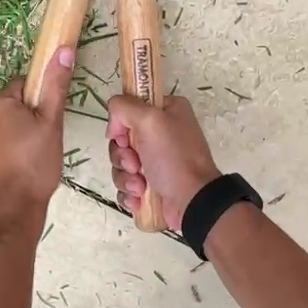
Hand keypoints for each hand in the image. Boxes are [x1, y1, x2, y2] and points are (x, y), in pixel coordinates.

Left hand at [0, 46, 73, 233]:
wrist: (10, 213)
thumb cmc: (34, 165)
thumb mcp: (51, 123)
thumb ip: (55, 86)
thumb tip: (62, 49)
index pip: (24, 86)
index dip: (41, 102)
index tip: (51, 121)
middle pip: (13, 107)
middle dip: (29, 120)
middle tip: (45, 143)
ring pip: (4, 129)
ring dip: (18, 137)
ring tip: (34, 161)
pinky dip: (7, 154)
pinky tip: (20, 172)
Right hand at [106, 95, 220, 230]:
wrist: (192, 201)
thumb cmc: (174, 158)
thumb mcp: (149, 120)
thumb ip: (124, 107)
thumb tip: (114, 124)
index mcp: (167, 111)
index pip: (129, 108)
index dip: (121, 124)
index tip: (124, 138)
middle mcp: (162, 133)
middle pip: (121, 139)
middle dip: (122, 156)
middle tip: (135, 165)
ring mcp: (157, 160)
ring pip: (121, 163)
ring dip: (125, 176)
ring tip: (140, 186)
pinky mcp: (152, 183)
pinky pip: (126, 183)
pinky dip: (128, 192)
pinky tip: (138, 198)